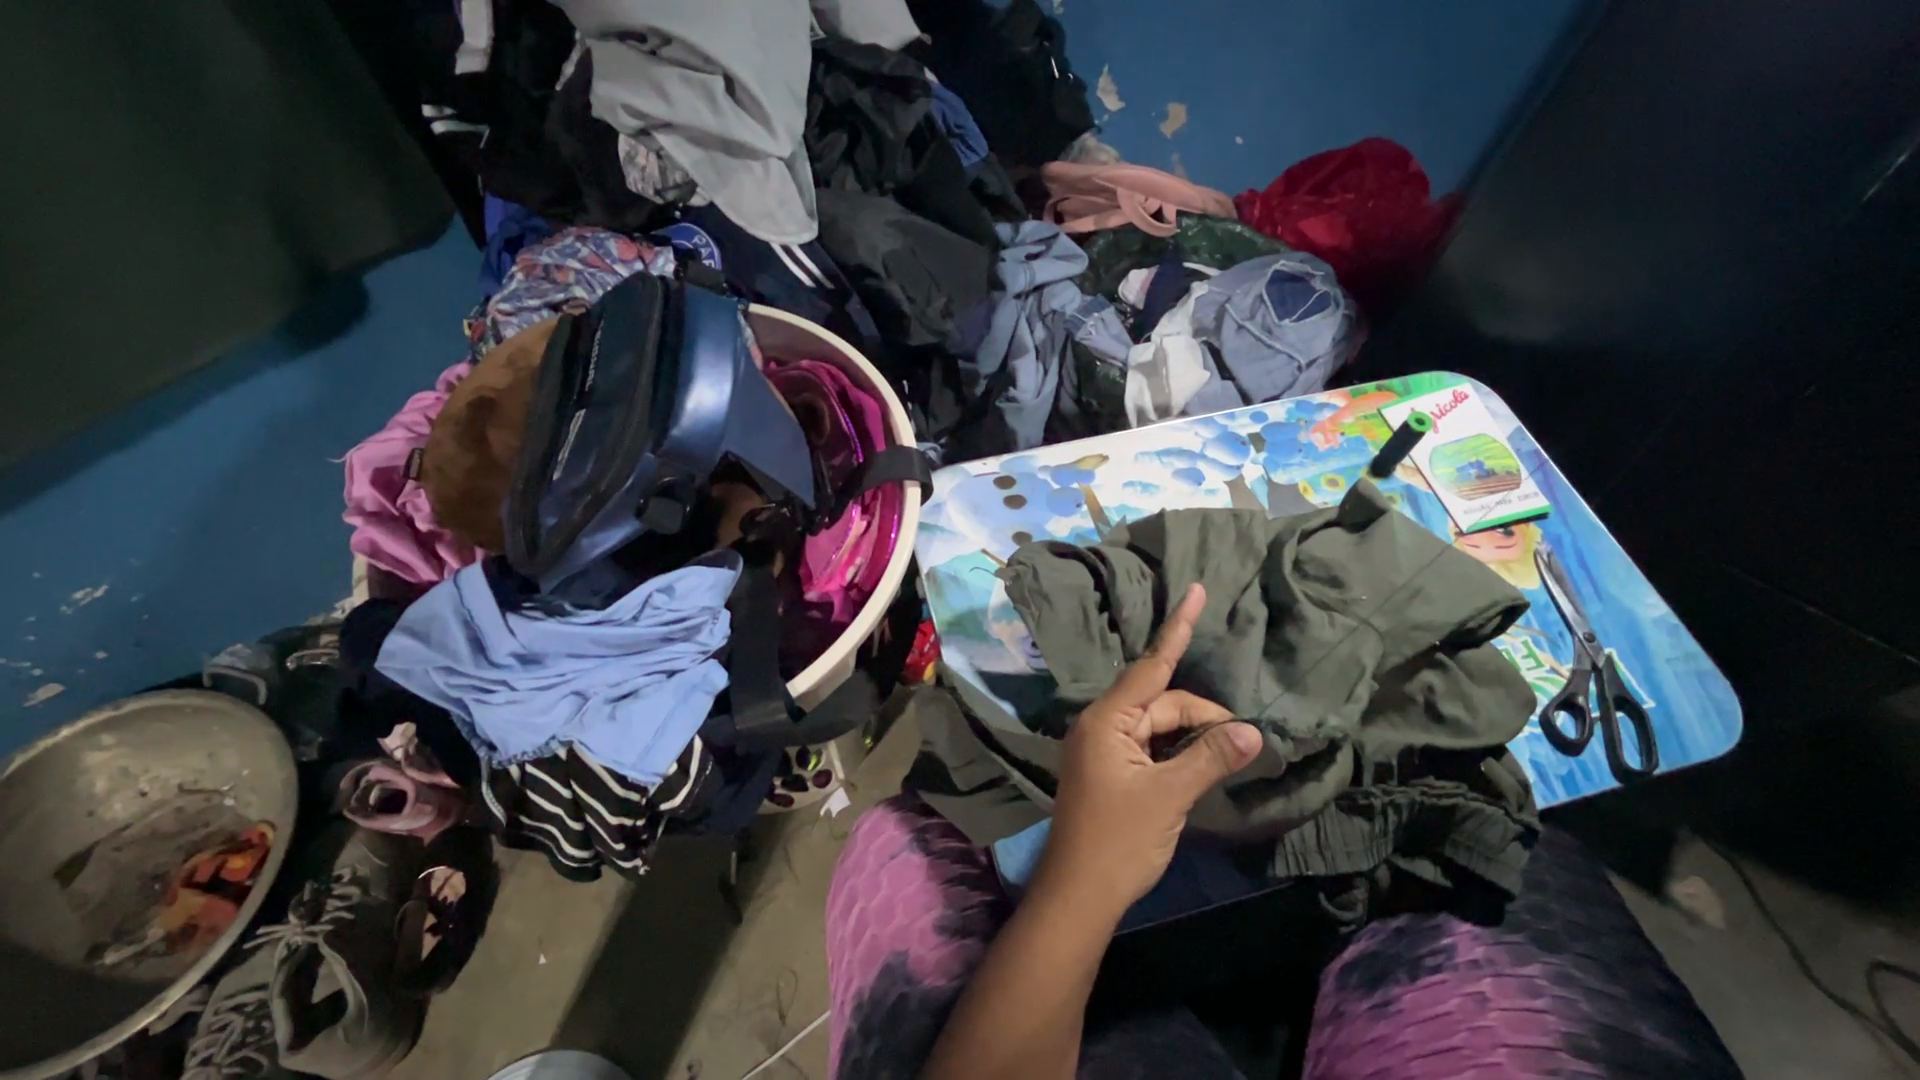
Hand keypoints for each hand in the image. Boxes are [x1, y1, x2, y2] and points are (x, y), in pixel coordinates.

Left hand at [1032, 584, 1263, 915]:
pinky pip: (1150, 745)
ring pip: (1158, 726)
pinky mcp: (1110, 770)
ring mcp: (1103, 748)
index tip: (1195, 590)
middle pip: (1161, 702)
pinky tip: (1203, 763)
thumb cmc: (1119, 841)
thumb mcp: (1169, 797)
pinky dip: (1178, 751)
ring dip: (1192, 736)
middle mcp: (1101, 725)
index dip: (1178, 628)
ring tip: (1229, 752)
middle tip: (1243, 741)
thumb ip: (1209, 758)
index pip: (1151, 666)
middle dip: (1203, 716)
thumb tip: (1252, 731)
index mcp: (1106, 720)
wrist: (1079, 894)